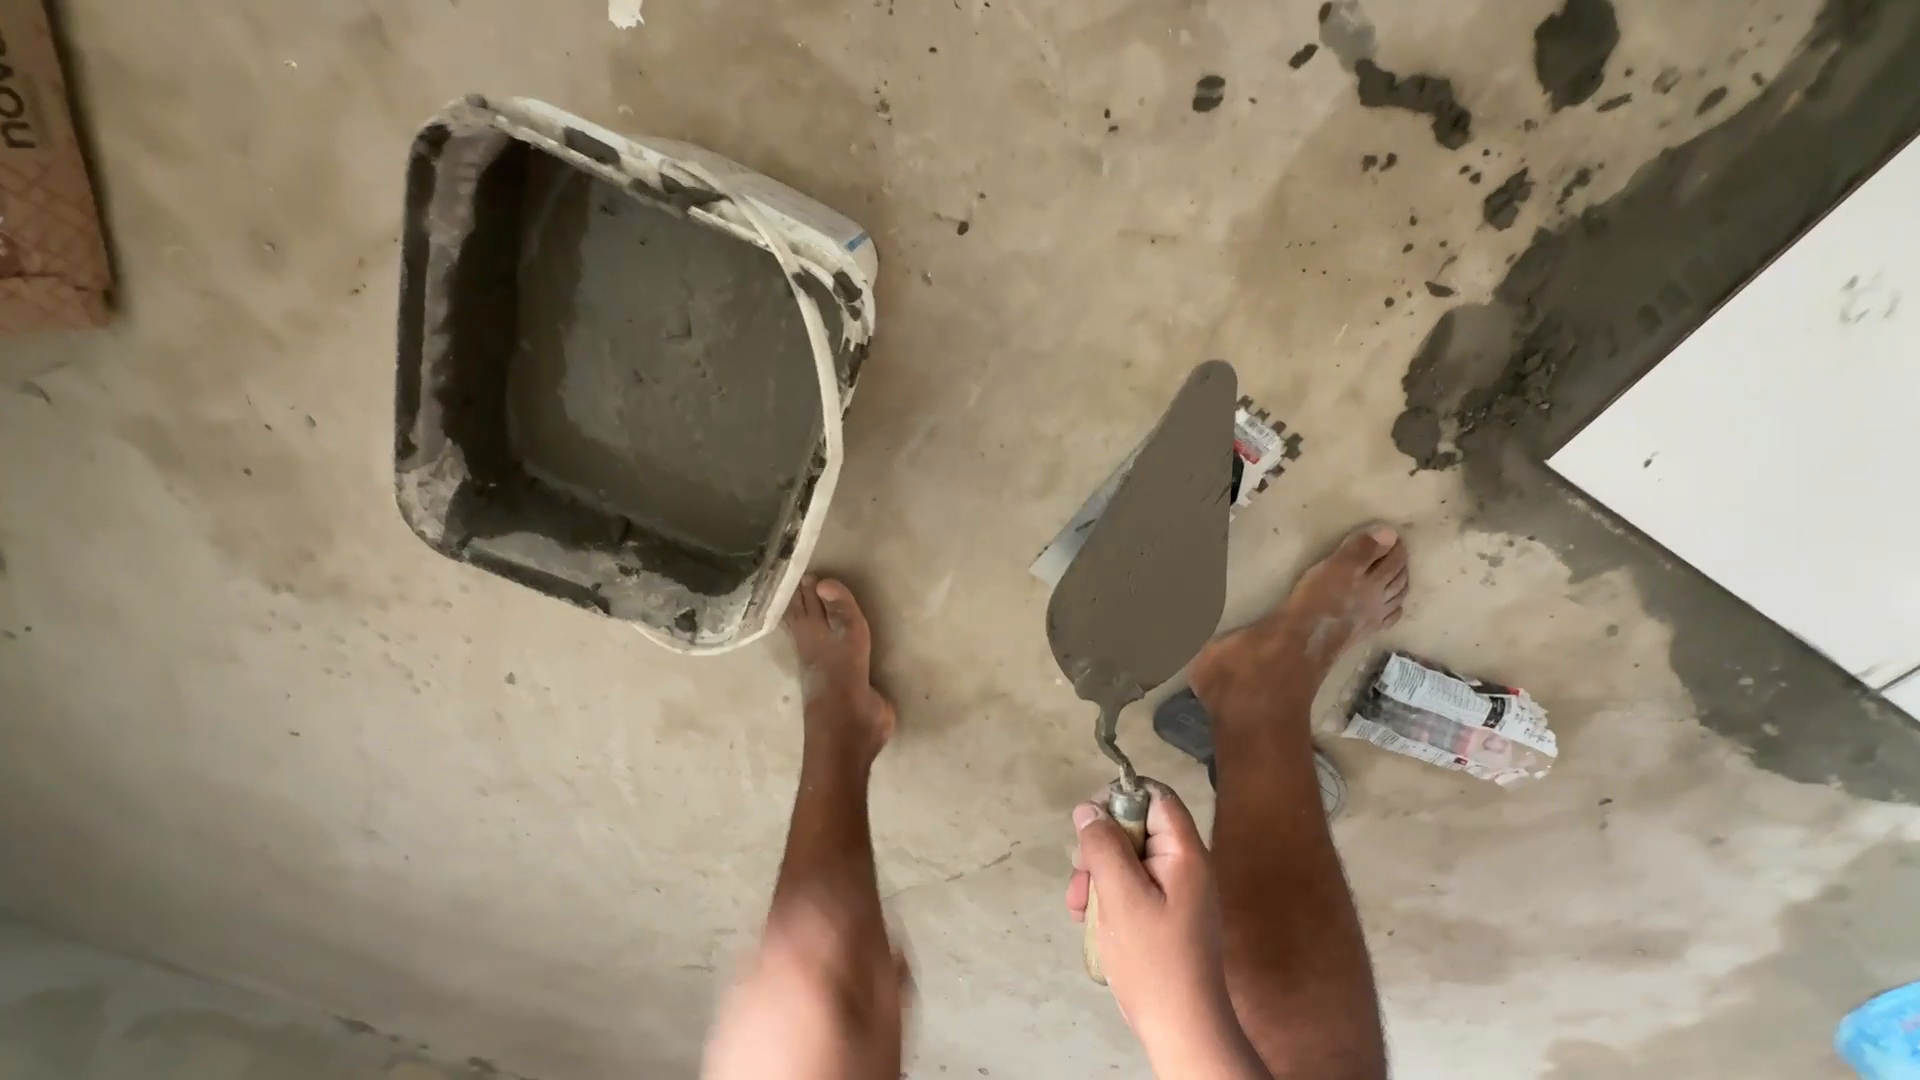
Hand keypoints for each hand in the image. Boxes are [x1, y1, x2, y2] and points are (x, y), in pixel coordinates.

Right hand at [1067, 783, 1263, 1075]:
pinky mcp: (1162, 914)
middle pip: (1136, 828)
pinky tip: (1087, 918)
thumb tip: (1088, 809)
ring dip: (1096, 874)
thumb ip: (1104, 846)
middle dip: (1100, 846)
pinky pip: (1129, 886)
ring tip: (1078, 906)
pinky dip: (1105, 896)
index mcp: (1184, 853)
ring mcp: (1174, 892)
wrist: (1180, 1028)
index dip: (1121, 797)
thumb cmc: (1153, 959)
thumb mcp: (1120, 896)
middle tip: (1081, 875)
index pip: (1156, 797)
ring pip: (1126, 859)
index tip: (1090, 819)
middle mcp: (1183, 866)